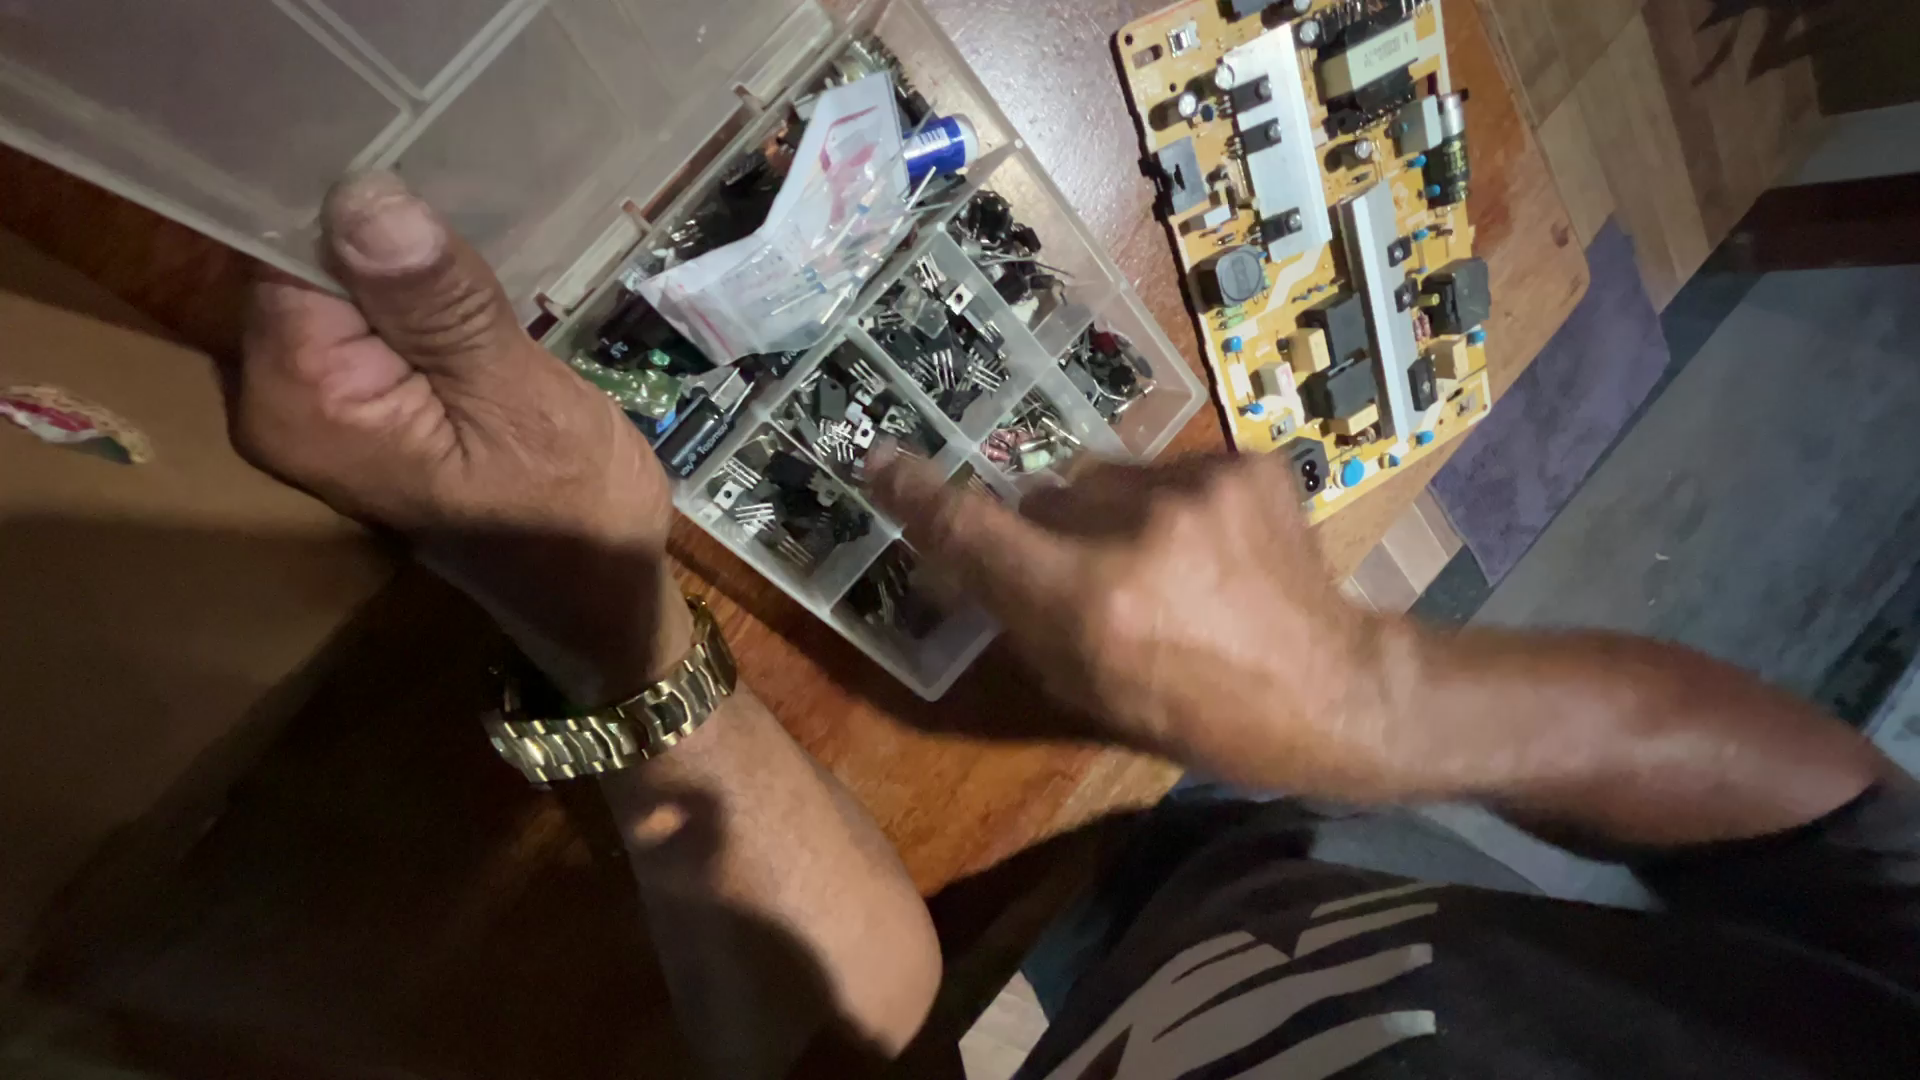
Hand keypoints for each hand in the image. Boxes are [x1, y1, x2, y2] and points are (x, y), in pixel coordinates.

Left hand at [234, 171, 688, 705]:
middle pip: (319, 270)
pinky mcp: (368, 412)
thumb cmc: (578, 509)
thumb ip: (448, 313)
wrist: (601, 588)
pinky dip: (433, 312)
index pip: (300, 254)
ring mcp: (325, 410)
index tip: (456, 229)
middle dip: (408, 256)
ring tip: (497, 300)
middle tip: (496, 277)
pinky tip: (485, 324)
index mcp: (307, 402)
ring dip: (428, 283)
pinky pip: (381, 327)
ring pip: (357, 294)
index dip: (377, 225)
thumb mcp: (527, 404)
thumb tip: (369, 198)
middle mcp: (284, 403)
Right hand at [867, 448, 1400, 794]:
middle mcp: (1136, 530)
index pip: (977, 531)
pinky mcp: (1242, 462)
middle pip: (1041, 497)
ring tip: (1157, 558)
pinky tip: (1206, 544)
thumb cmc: (1197, 713)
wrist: (1331, 688)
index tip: (881, 463)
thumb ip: (1017, 615)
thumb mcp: (1086, 685)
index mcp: (1091, 602)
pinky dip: (1163, 504)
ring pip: (1100, 477)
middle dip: (1044, 530)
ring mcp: (1198, 486)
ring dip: (1104, 512)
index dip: (919, 497)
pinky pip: (1163, 470)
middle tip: (1087, 571)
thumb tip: (966, 558)